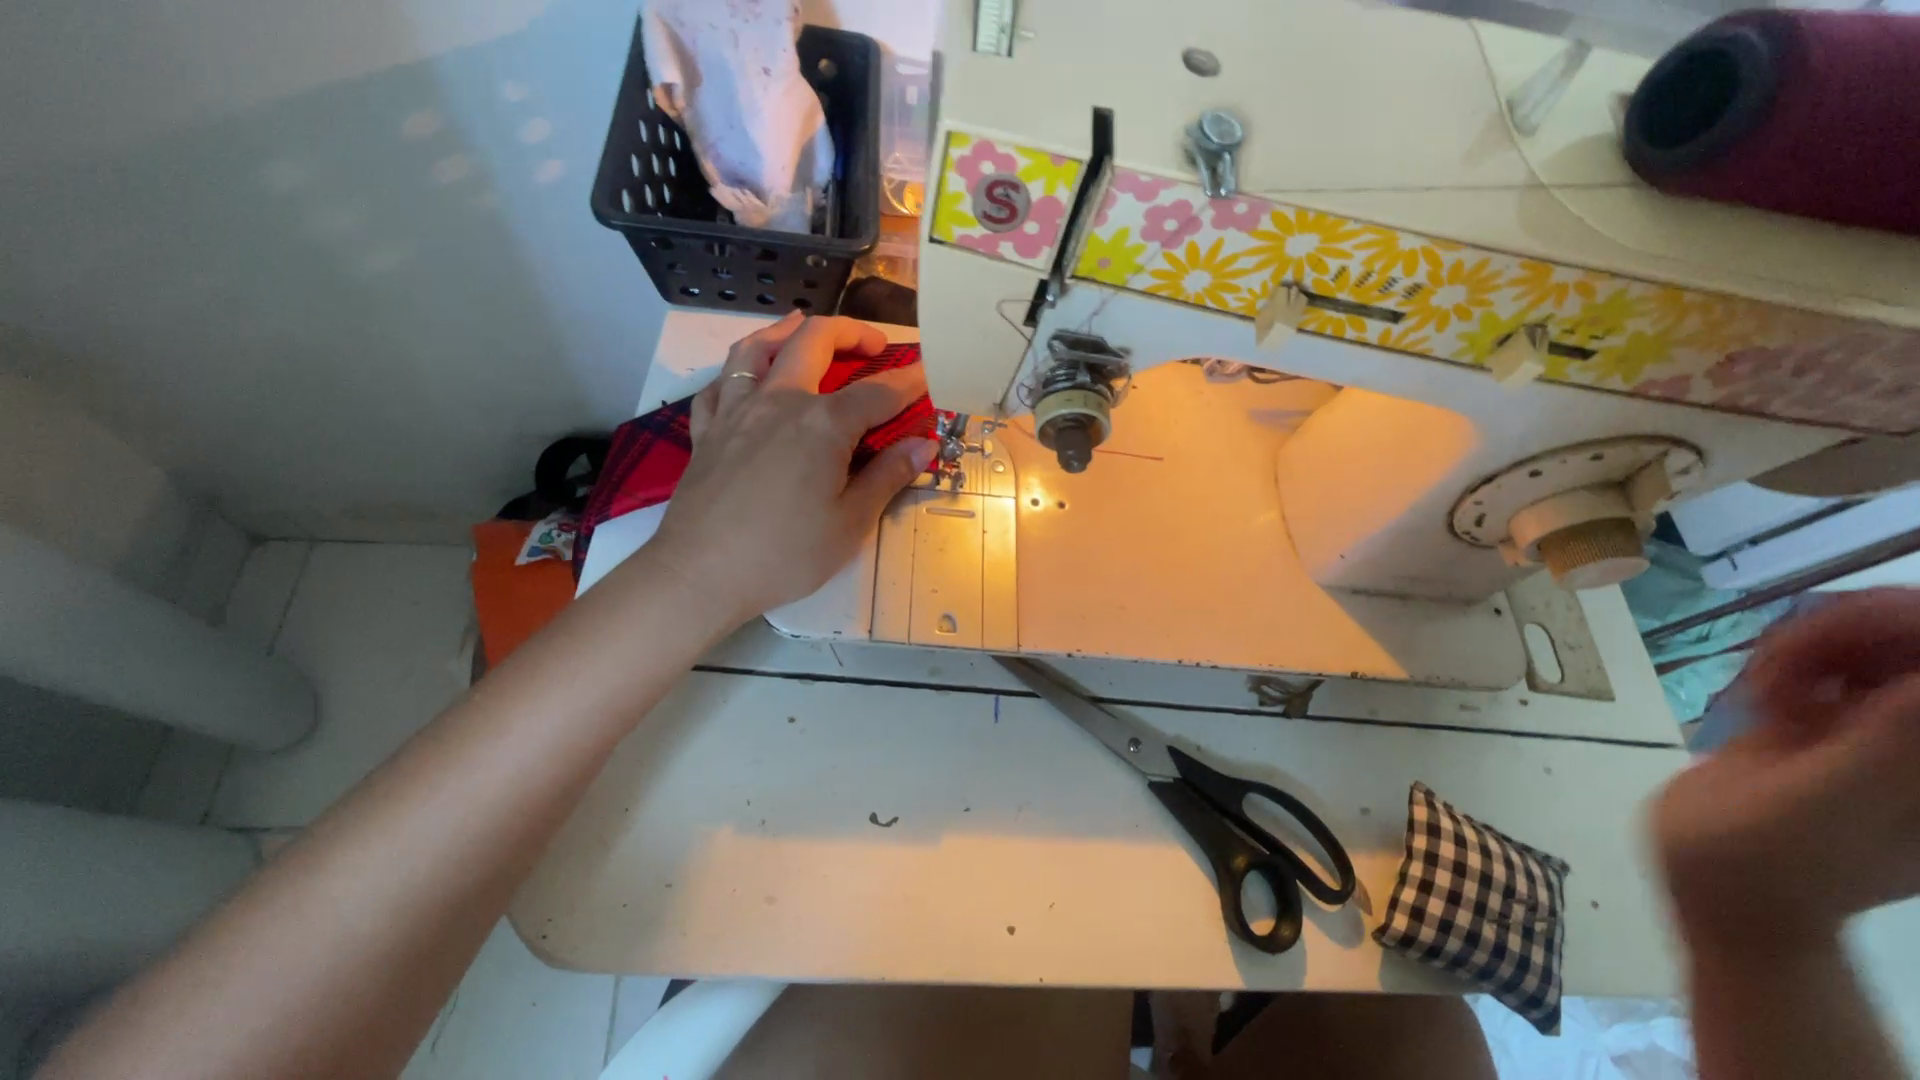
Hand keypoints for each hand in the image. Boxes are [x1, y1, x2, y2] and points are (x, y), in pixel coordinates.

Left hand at [647, 313, 935, 626]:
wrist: (701, 573)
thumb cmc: (784, 555)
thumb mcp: (849, 523)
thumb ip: (888, 476)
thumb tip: (923, 444)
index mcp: (823, 423)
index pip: (878, 391)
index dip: (910, 381)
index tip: (932, 372)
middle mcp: (780, 402)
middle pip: (815, 342)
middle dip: (851, 332)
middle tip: (874, 345)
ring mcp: (736, 411)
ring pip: (757, 349)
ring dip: (787, 330)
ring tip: (803, 326)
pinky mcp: (707, 431)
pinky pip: (719, 384)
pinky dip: (738, 371)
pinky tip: (747, 376)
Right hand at [1653, 589, 1919, 945]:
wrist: (1720, 892)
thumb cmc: (1768, 859)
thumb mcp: (1824, 805)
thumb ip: (1885, 744)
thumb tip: (1918, 681)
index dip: (1895, 624)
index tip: (1819, 642)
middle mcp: (1919, 733)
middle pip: (1908, 633)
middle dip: (1840, 630)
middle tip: (1774, 664)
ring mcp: (1878, 724)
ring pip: (1864, 637)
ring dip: (1804, 645)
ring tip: (1759, 691)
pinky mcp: (1826, 720)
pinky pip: (1822, 657)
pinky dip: (1783, 661)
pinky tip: (1756, 698)